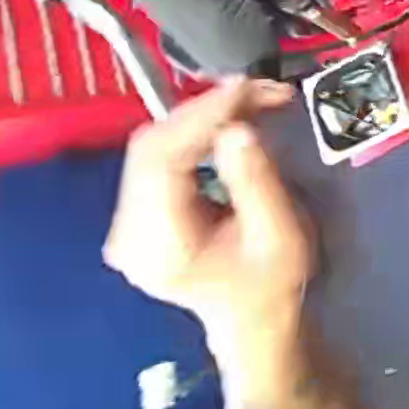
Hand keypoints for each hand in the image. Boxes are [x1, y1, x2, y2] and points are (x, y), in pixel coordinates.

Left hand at [103, 78, 311, 350]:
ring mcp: (128, 222)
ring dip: (203, 114)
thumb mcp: (279, 232)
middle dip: (207, 108)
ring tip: (255, 99)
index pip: (163, 161)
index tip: (248, 87)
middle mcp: (129, 231)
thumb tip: (238, 128)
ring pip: (154, 144)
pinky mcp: (140, 210)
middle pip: (152, 146)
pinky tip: (231, 119)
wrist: (252, 320)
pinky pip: (160, 155)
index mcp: (160, 243)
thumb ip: (256, 180)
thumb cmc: (272, 281)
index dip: (202, 116)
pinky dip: (197, 129)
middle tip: (262, 90)